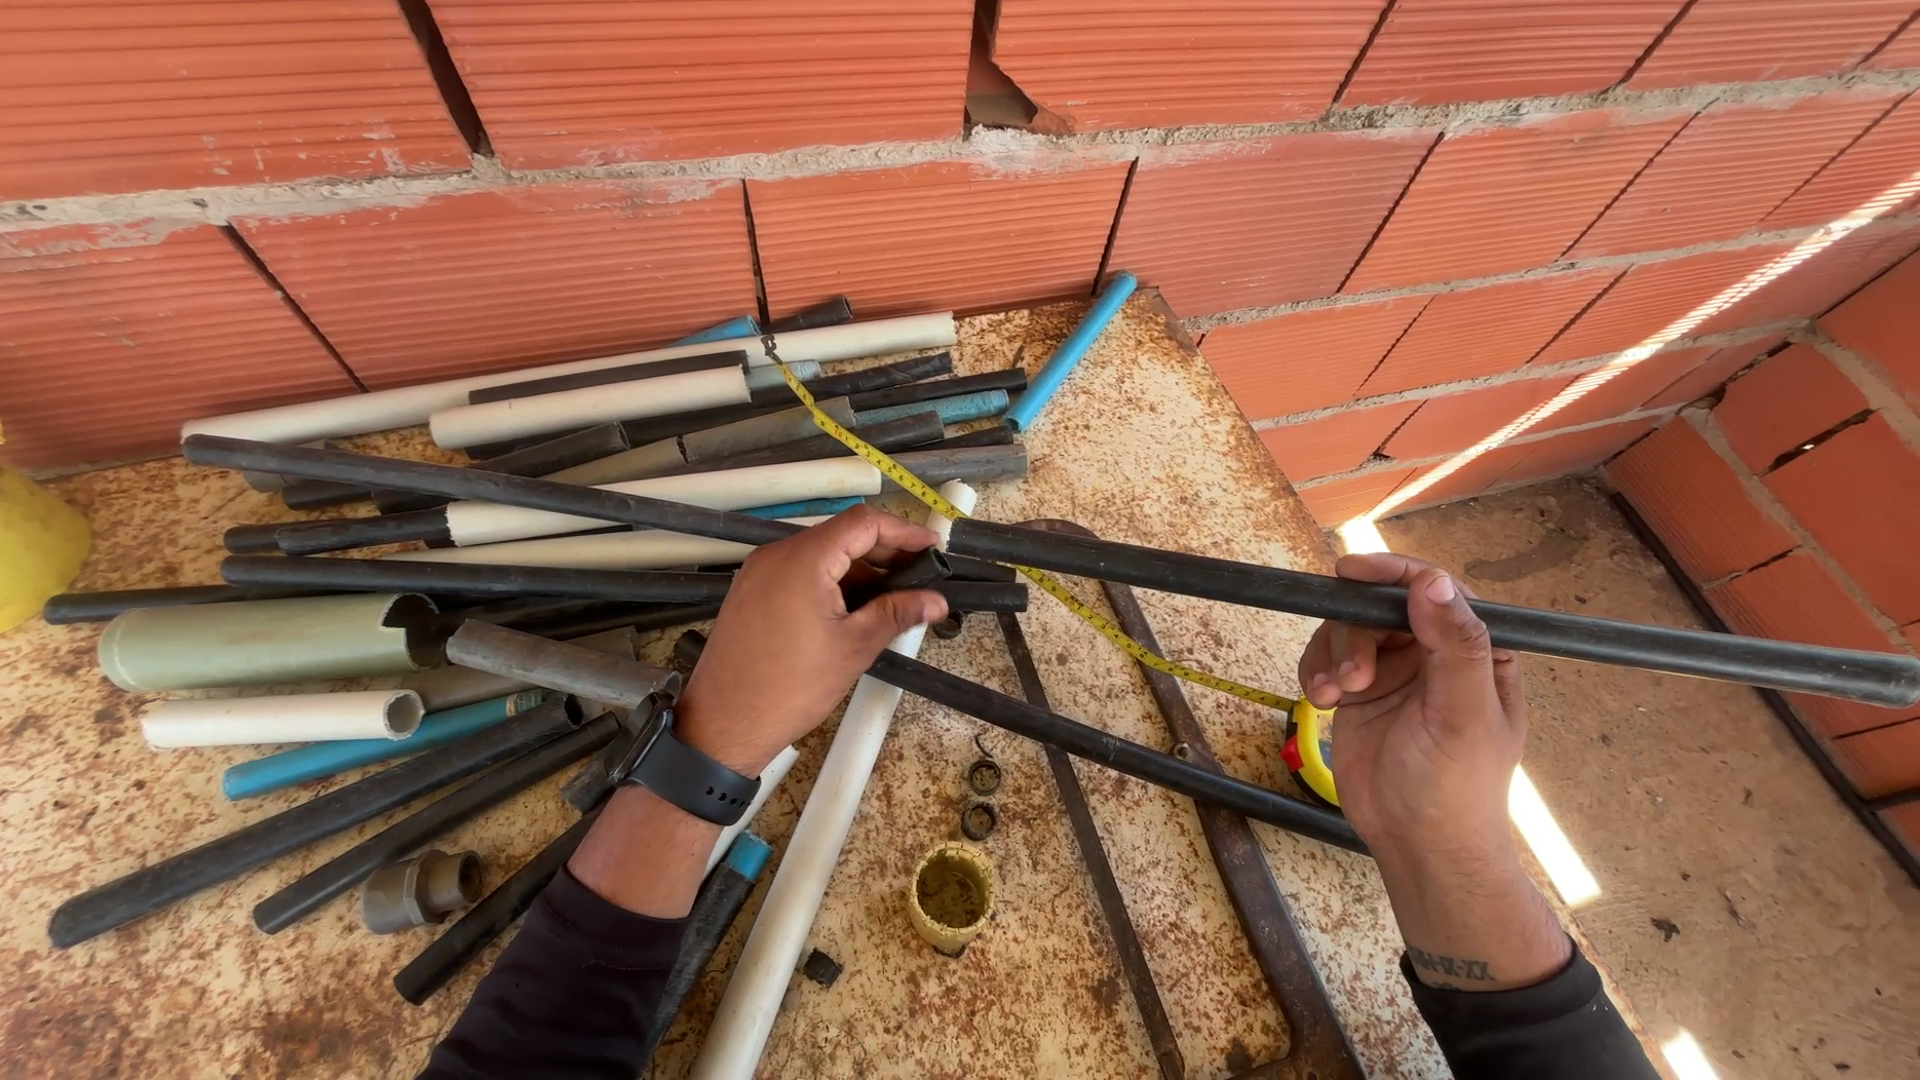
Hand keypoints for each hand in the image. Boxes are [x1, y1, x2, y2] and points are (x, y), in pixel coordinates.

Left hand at [674, 504, 949, 774]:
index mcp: (803, 560)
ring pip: (822, 553)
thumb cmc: (787, 689)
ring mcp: (761, 572)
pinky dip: (833, 581)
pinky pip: (801, 571)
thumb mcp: (854, 647)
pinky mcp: (754, 591)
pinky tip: (857, 607)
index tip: (931, 547)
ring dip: (860, 569)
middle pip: (842, 533)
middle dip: (885, 551)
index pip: (863, 523)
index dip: (904, 531)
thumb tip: (936, 602)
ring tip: (895, 596)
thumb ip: (898, 613)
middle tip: (920, 575)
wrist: (724, 725)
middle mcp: (777, 555)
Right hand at [1299, 553, 1568, 989]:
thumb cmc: (1454, 784)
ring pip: (1344, 629)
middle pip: (1377, 607)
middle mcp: (1430, 652)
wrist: (1414, 843)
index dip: (1393, 574)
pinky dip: (1315, 673)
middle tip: (1352, 677)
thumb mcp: (1461, 714)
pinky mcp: (1355, 690)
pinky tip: (1321, 703)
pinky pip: (1323, 658)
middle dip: (1354, 635)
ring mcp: (1390, 670)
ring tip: (1334, 696)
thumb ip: (1455, 645)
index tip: (1349, 573)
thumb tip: (1432, 581)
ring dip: (1331, 656)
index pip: (1434, 590)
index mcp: (1474, 651)